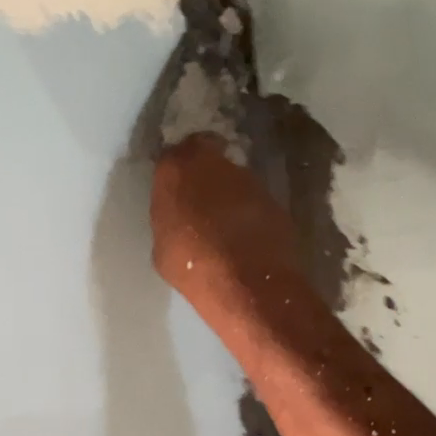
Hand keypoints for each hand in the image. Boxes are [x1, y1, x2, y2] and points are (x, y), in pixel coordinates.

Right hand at [150, 134, 302, 301]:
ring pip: (233, 179)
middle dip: (205, 175)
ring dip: (228, 195)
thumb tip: (178, 219)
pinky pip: (254, 201)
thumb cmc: (191, 264)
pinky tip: (246, 237)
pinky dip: (249, 213)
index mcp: (176, 169)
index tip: (178, 185)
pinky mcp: (273, 198)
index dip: (178, 169)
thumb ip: (169, 219)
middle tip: (201, 201)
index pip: (175, 153)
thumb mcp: (162, 246)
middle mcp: (213, 163)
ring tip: (225, 225)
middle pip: (208, 159)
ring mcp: (248, 179)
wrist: (247, 282)